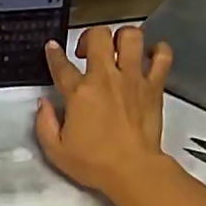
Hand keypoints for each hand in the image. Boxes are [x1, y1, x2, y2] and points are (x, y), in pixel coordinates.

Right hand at [36, 26, 173, 199]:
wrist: (133, 170)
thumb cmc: (93, 162)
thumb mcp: (55, 149)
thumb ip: (44, 123)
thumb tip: (43, 103)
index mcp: (79, 92)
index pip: (61, 64)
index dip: (53, 53)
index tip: (52, 48)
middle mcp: (106, 78)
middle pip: (99, 36)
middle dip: (89, 37)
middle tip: (87, 52)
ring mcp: (133, 79)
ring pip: (131, 36)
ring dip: (122, 37)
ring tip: (117, 50)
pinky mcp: (154, 86)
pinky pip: (162, 56)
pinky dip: (157, 50)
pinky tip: (149, 55)